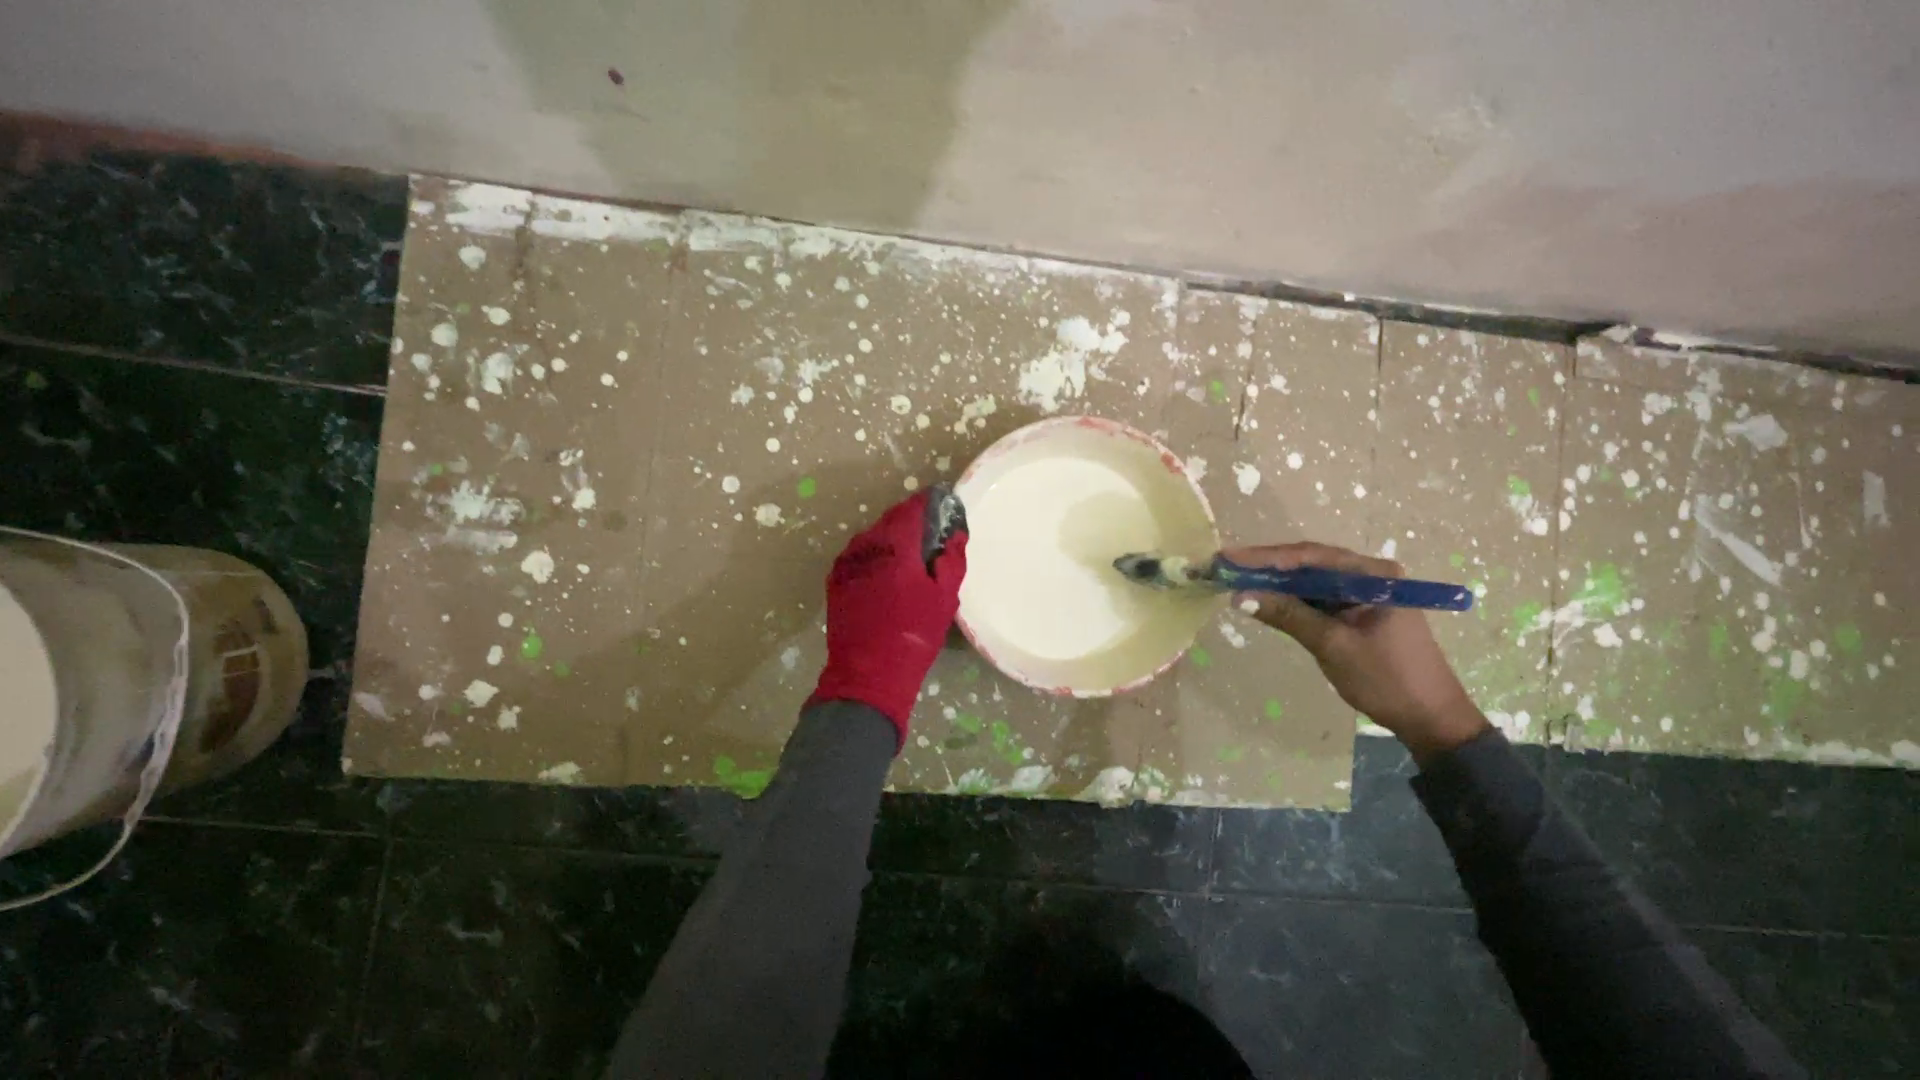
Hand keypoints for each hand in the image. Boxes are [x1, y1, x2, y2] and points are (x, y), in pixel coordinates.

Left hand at [807, 491, 967, 746]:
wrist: (868, 672)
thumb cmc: (914, 635)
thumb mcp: (944, 599)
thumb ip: (952, 560)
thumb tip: (956, 533)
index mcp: (897, 546)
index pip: (913, 509)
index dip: (928, 502)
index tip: (941, 502)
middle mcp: (868, 546)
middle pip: (890, 520)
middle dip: (910, 519)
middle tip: (929, 531)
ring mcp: (848, 563)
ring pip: (871, 536)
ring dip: (890, 536)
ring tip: (908, 551)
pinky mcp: (835, 581)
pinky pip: (858, 555)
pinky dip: (873, 554)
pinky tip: (884, 570)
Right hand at [1224, 541, 1489, 764]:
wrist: (1431, 719)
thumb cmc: (1388, 681)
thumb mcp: (1333, 646)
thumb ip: (1288, 616)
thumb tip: (1240, 597)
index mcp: (1375, 575)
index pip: (1312, 556)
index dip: (1266, 557)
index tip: (1229, 557)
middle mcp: (1370, 576)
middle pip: (1309, 563)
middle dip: (1266, 566)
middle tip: (1224, 566)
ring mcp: (1364, 594)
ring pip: (1310, 581)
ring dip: (1275, 582)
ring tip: (1234, 580)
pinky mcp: (1357, 613)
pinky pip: (1317, 598)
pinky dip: (1290, 600)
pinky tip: (1262, 599)